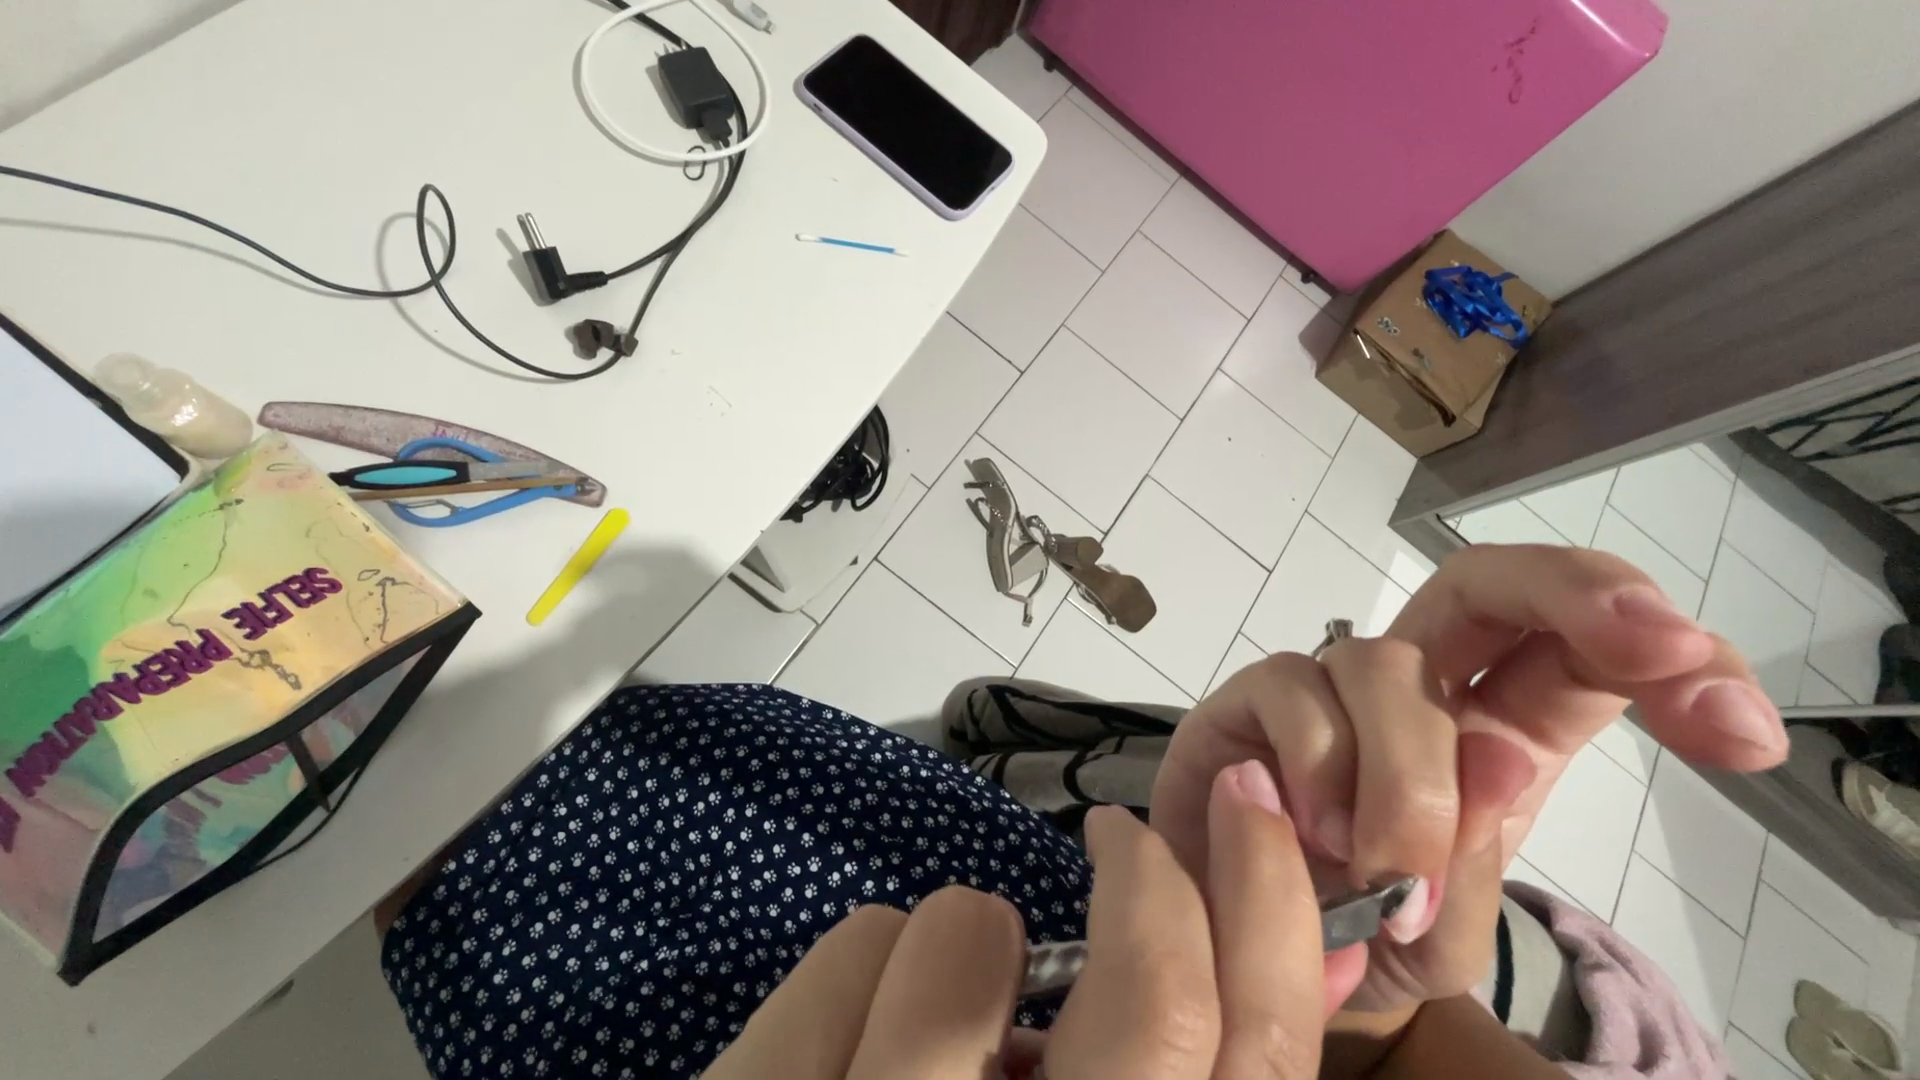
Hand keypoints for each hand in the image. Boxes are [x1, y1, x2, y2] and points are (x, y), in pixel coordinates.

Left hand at [708, 764, 1330, 1078]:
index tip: (1243, 814)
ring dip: (964, 938)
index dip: (1268, 906)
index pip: (1250, 1045)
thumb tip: (1245, 954)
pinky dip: (870, 958)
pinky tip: (844, 1037)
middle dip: (1155, 877)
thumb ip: (1154, 1064)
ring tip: (928, 1014)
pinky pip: (861, 937)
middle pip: (1156, 990)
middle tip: (1122, 838)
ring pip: (966, 926)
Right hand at [1150, 543, 1787, 1013]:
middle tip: (1653, 649)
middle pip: (1488, 581)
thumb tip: (1495, 758)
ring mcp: (1326, 684)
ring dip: (1407, 779)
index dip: (1675, 661)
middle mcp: (1416, 688)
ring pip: (1386, 663)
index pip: (1587, 653)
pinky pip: (1295, 690)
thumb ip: (1479, 859)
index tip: (1738, 735)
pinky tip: (1312, 833)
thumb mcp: (1450, 930)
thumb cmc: (1360, 932)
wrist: (1248, 942)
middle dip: (1579, 593)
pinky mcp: (1252, 697)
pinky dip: (1320, 766)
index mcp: (1498, 728)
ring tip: (1386, 879)